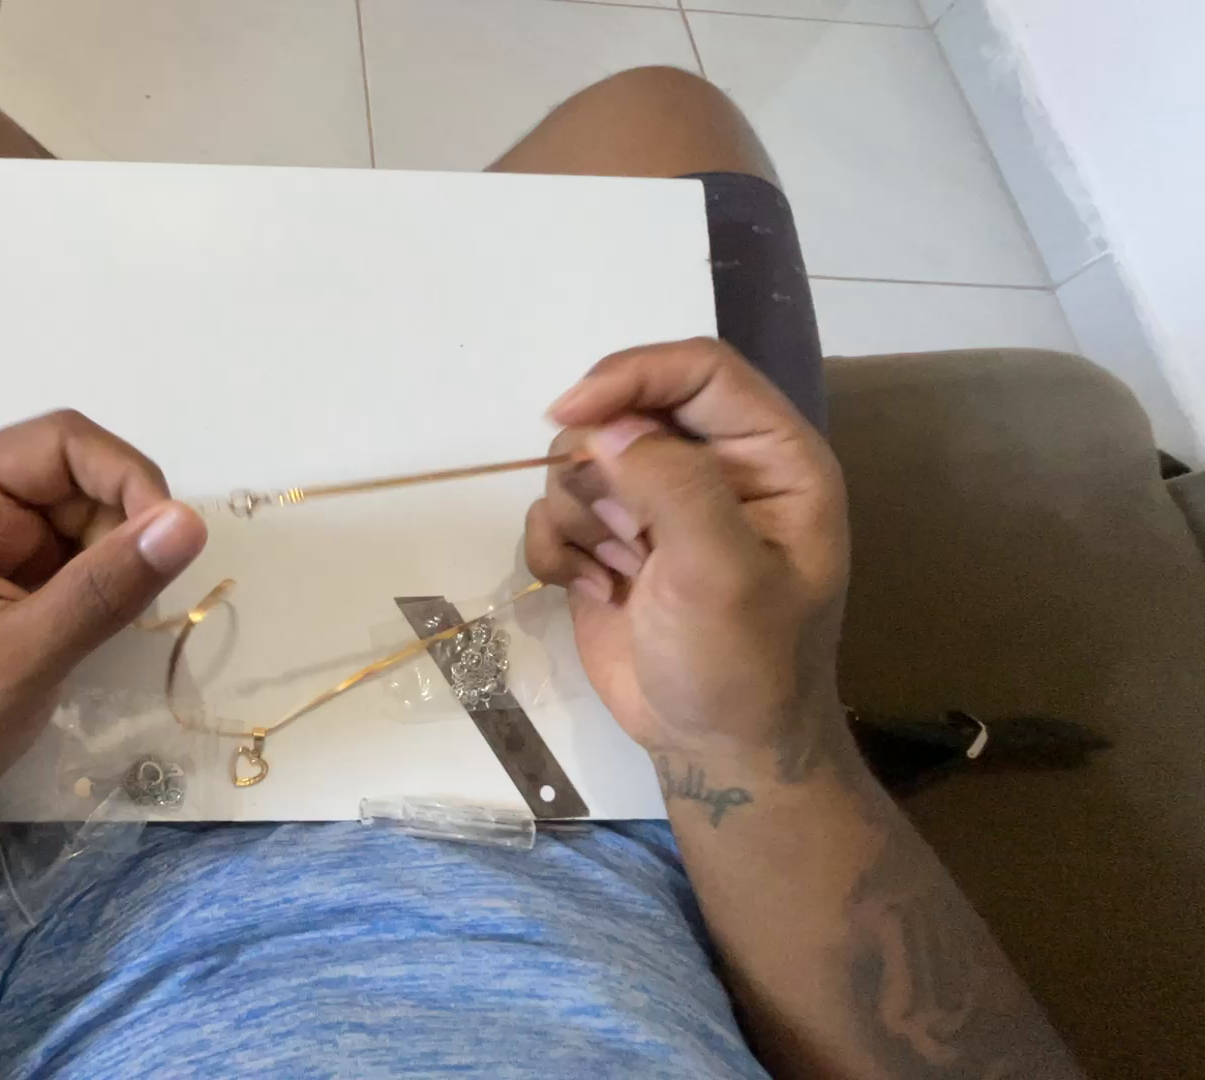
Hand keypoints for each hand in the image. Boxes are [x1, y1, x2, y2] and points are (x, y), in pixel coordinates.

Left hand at [0, 410, 206, 799]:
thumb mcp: (22, 656)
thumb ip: (105, 588)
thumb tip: (191, 522)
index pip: (60, 442)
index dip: (126, 475)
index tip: (172, 538)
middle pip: (81, 473)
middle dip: (124, 525)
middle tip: (132, 597)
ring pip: (93, 512)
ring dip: (119, 557)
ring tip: (102, 622)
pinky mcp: (20, 573)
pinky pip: (87, 551)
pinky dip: (110, 580)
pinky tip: (94, 624)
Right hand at [523, 339, 848, 776]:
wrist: (709, 744)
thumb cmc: (742, 663)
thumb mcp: (722, 573)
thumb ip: (673, 485)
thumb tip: (603, 428)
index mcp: (766, 457)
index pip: (696, 371)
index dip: (629, 377)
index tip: (568, 414)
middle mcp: (706, 469)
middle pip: (618, 416)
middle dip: (597, 476)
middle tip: (623, 535)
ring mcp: (648, 507)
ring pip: (573, 468)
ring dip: (578, 523)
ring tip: (617, 573)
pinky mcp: (602, 543)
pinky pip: (548, 517)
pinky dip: (554, 553)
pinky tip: (591, 591)